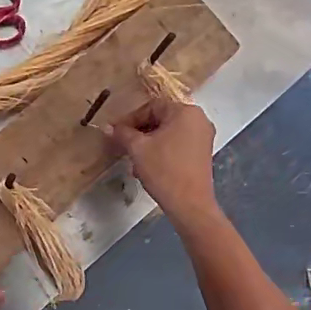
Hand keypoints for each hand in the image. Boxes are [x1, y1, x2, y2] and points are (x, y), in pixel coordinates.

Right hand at [105, 94, 221, 231]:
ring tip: (133, 158)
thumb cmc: (163, 169)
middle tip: (122, 144)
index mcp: (185, 112)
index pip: (152, 107)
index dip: (130, 118)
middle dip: (138, 132)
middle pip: (161, 118)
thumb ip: (122, 133)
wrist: (189, 202)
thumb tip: (108, 127)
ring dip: (147, 142)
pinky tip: (147, 165)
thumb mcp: (137, 149)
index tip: (115, 132)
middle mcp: (198, 120)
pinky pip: (176, 143)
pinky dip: (160, 150)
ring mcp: (203, 137)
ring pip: (167, 133)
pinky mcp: (202, 152)